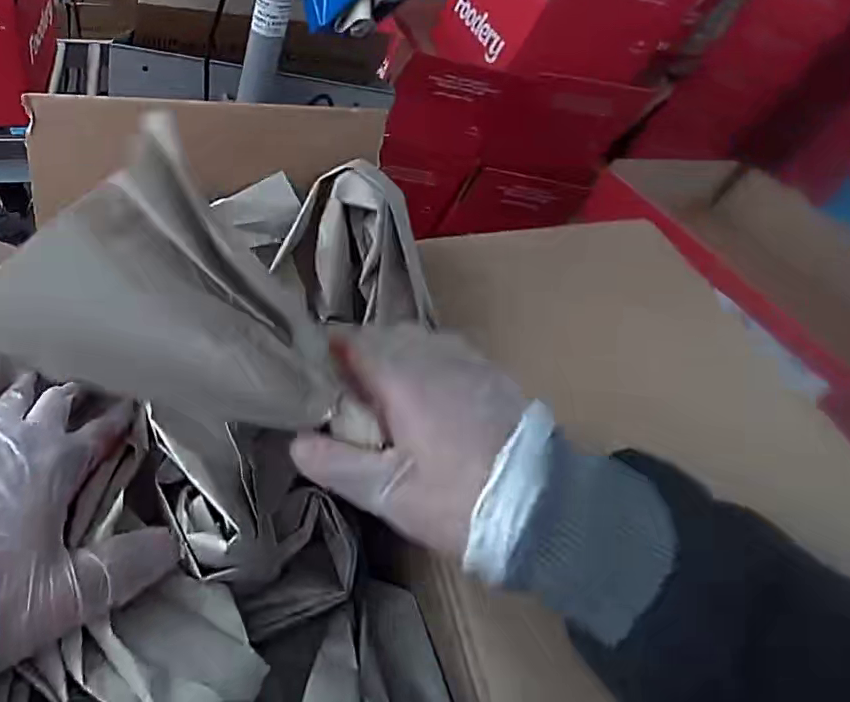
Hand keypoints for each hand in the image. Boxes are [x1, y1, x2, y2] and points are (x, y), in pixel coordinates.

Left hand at [0, 360, 179, 670]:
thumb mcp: (69, 592)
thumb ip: (124, 566)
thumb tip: (170, 546)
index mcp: (58, 464)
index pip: (99, 432)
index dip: (117, 419)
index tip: (129, 406)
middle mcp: (24, 436)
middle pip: (57, 401)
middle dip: (74, 395)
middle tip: (83, 391)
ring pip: (13, 394)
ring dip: (29, 387)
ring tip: (38, 379)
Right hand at [290, 326, 529, 560]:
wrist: (553, 512)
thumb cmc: (460, 500)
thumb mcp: (387, 493)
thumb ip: (333, 462)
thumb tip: (295, 440)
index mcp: (397, 370)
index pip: (341, 336)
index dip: (321, 356)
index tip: (315, 385)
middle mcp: (427, 349)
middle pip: (373, 337)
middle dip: (354, 363)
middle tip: (351, 408)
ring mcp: (462, 354)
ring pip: (406, 341)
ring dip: (389, 364)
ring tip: (389, 410)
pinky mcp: (487, 367)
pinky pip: (438, 352)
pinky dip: (422, 368)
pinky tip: (429, 407)